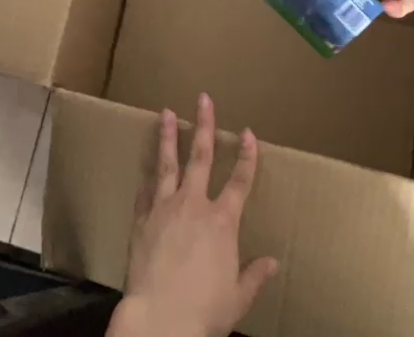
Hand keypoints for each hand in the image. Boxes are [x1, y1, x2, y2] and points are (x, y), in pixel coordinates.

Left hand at [109, 94, 277, 336]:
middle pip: (200, 156)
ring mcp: (164, 209)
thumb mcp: (238, 297)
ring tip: (166, 112)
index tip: (247, 132)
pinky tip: (146, 168)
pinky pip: (146, 192)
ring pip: (167, 164)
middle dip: (204, 125)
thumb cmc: (205, 310)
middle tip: (203, 98)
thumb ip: (254, 275)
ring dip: (168, 136)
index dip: (246, 155)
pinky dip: (148, 179)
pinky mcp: (141, 220)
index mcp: (222, 222)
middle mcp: (194, 206)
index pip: (240, 181)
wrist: (160, 318)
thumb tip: (272, 263)